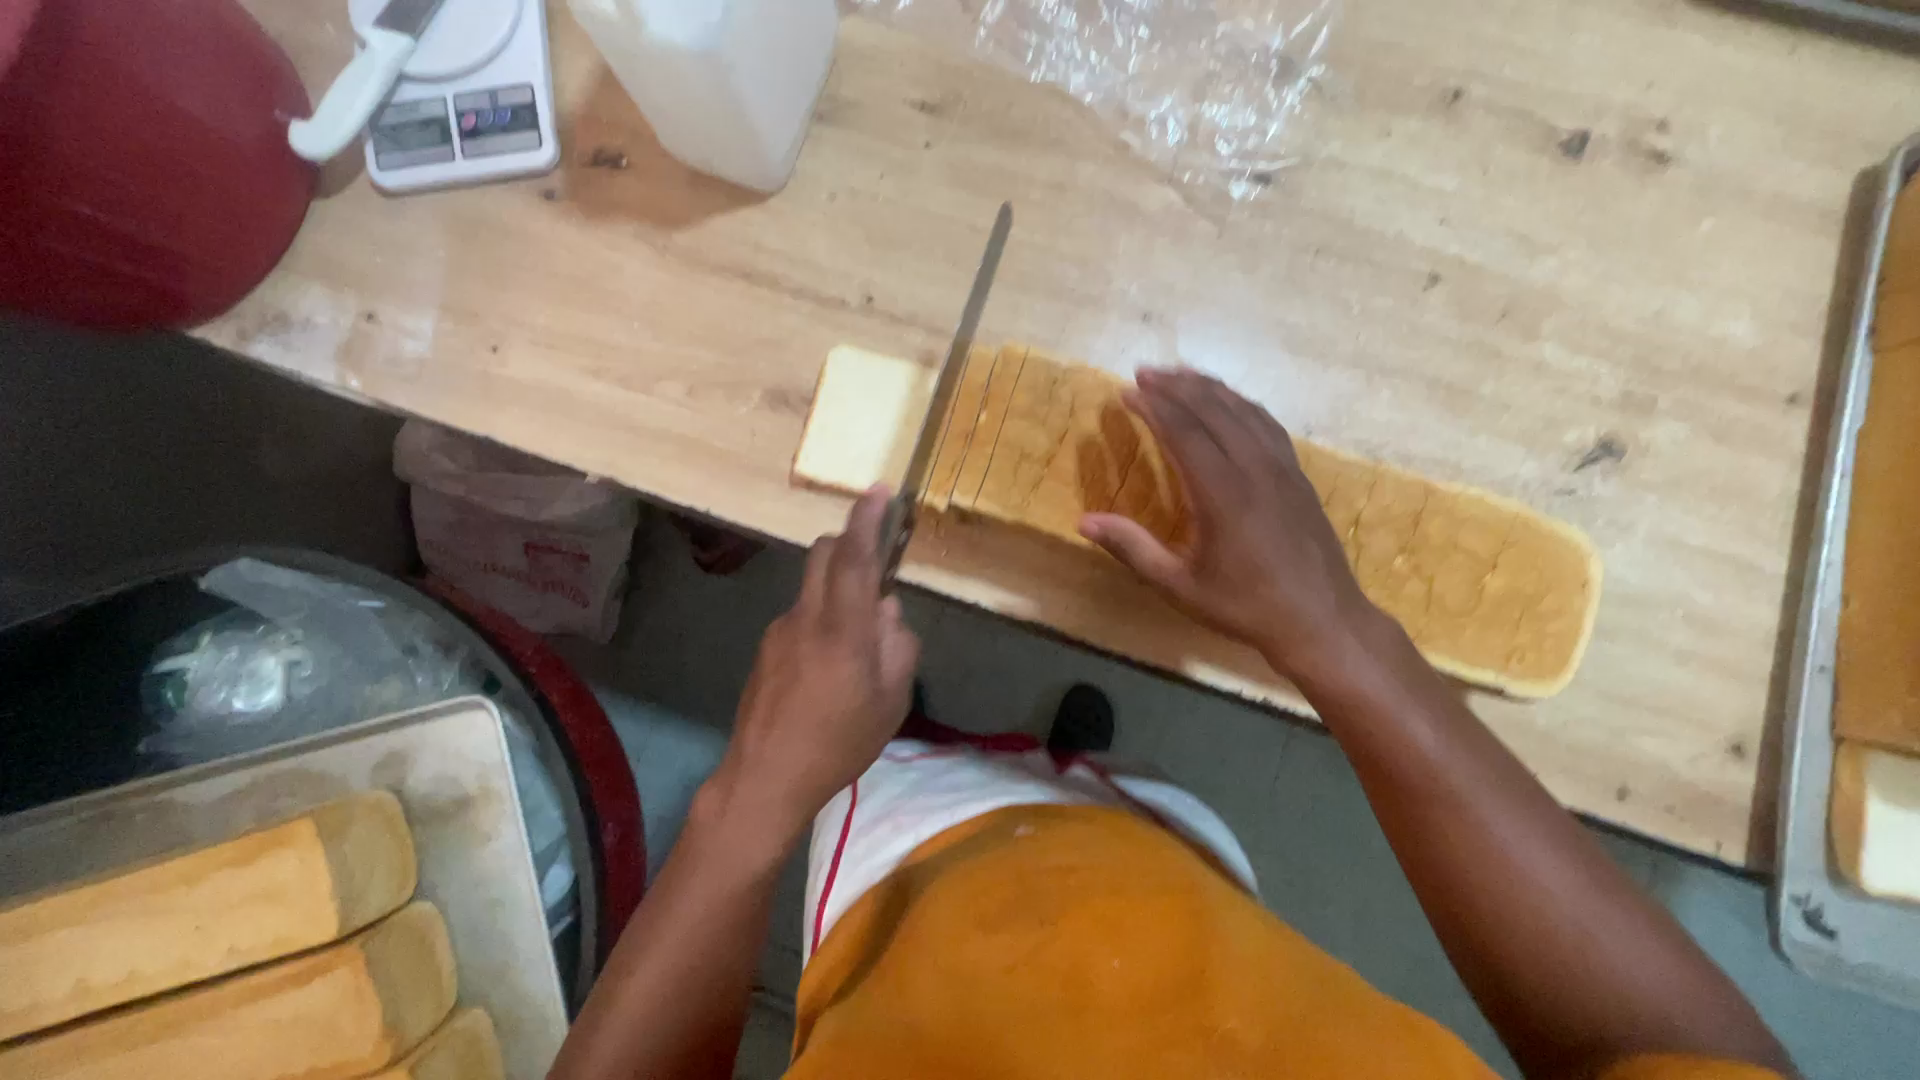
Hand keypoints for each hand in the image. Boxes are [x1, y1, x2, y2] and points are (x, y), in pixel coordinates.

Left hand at [707, 487, 920, 842]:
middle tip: (877, 566)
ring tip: (859, 646)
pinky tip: (830, 669)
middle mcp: (806, 618)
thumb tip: (889, 613)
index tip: (878, 490)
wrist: (765, 777)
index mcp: (843, 629)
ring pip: (812, 587)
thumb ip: (898, 647)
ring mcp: (779, 631)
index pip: (854, 558)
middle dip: (849, 543)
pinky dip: (822, 620)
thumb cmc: (839, 744)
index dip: (866, 520)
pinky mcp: (766, 649)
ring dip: (838, 590)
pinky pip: (801, 616)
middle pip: (823, 554)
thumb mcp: (891, 702)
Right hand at [1079, 368, 1378, 680]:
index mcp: (1222, 493)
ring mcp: (1282, 468)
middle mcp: (1254, 468)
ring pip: (1244, 410)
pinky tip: (1230, 404)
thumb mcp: (1179, 585)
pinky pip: (1267, 424)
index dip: (1153, 407)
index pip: (1184, 431)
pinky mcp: (1298, 475)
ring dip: (1209, 387)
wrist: (1321, 621)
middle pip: (1214, 409)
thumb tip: (1083, 522)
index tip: (1126, 391)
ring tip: (1180, 375)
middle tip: (1144, 372)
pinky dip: (1241, 404)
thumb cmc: (1244, 607)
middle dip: (1177, 386)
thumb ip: (1132, 548)